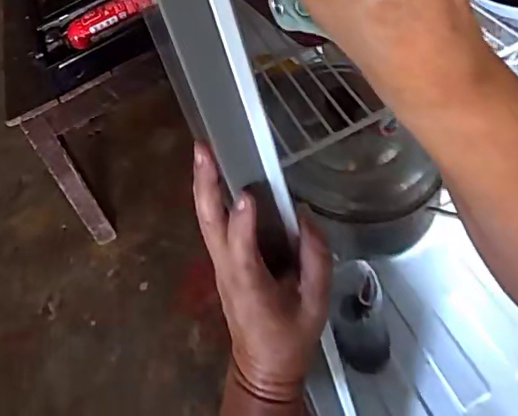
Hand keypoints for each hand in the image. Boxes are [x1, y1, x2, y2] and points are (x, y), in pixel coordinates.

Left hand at [192, 142, 329, 404]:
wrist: (262, 366)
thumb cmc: (289, 336)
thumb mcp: (315, 306)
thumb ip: (315, 262)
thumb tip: (306, 217)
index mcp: (250, 284)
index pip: (241, 249)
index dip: (243, 222)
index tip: (250, 194)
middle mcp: (226, 268)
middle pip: (210, 222)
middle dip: (206, 184)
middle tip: (203, 150)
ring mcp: (219, 261)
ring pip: (205, 218)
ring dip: (202, 183)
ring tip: (202, 150)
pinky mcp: (220, 256)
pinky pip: (211, 221)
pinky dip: (208, 193)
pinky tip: (211, 171)